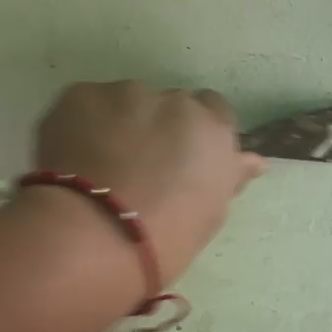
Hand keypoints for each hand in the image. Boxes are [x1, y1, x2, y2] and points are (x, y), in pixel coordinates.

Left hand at [29, 81, 267, 285]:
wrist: (97, 233)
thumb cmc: (167, 237)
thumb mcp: (211, 213)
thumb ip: (229, 176)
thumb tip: (253, 162)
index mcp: (215, 131)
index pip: (215, 111)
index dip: (197, 133)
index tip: (184, 158)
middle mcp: (176, 102)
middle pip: (171, 105)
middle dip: (159, 127)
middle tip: (142, 167)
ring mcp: (127, 94)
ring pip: (127, 103)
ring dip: (122, 124)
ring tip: (104, 165)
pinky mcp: (81, 94)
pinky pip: (89, 105)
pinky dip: (85, 124)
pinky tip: (78, 157)